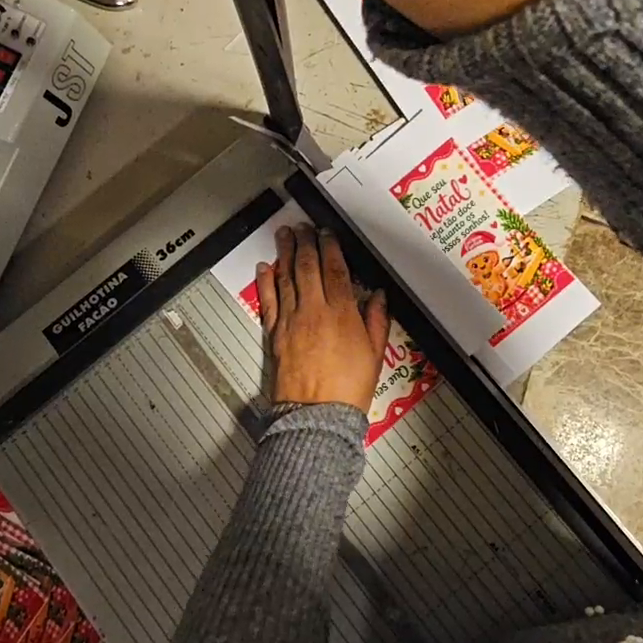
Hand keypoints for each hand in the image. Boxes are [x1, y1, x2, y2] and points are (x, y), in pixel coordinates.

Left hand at [256, 224, 389, 413]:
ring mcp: (291, 321)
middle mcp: (314, 311)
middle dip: (305, 242)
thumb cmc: (348, 389)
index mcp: (342, 314)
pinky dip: (266, 282)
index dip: (330, 247)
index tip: (327, 233)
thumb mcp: (375, 354)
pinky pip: (269, 301)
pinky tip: (265, 268)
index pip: (335, 270)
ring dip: (285, 254)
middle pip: (308, 267)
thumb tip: (378, 296)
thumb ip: (376, 321)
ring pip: (286, 278)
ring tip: (284, 235)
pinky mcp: (275, 334)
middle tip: (302, 226)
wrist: (316, 416)